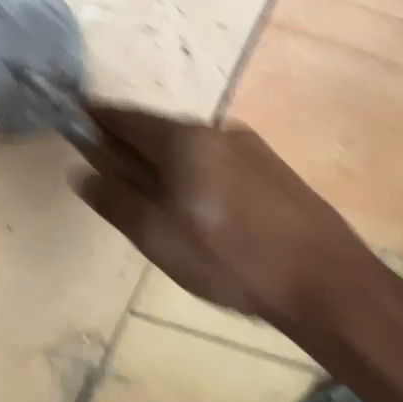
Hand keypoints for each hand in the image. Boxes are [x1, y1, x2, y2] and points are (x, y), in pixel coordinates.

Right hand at [69, 105, 375, 332]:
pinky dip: (190, 170)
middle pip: (153, 128)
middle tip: (106, 173)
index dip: (92, 118)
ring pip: (185, 145)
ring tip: (149, 197)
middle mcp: (212, 129)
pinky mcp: (271, 169)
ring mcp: (247, 147)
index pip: (120, 115)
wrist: (332, 286)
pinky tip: (195, 206)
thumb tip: (80, 171)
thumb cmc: (231, 260)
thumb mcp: (156, 237)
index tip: (71, 124)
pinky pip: (213, 158)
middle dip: (124, 144)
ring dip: (159, 160)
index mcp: (180, 138)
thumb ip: (113, 200)